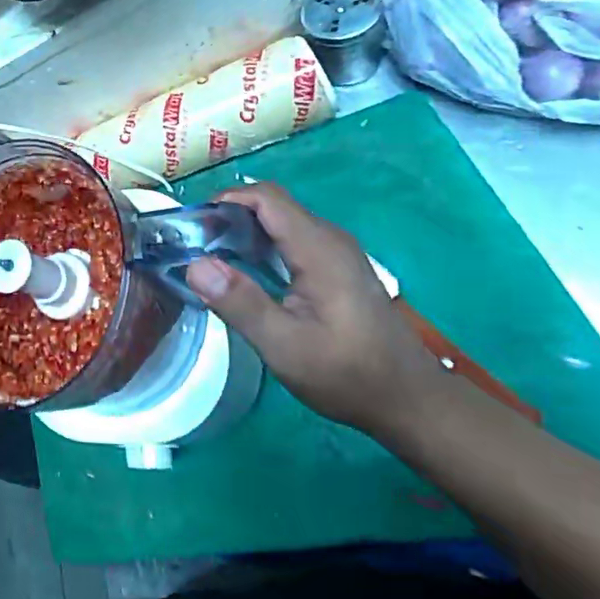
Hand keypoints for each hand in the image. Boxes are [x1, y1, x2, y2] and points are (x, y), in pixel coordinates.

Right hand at [185, 184, 448, 435]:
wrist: (408, 400)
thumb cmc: (346, 373)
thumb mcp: (284, 346)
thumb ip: (240, 302)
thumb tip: (195, 264)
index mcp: (318, 248)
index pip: (265, 198)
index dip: (224, 201)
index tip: (191, 227)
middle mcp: (329, 238)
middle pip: (272, 205)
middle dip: (229, 216)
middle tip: (195, 246)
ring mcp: (336, 252)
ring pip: (281, 222)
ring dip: (244, 231)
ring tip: (211, 259)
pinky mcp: (337, 267)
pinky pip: (292, 239)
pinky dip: (262, 245)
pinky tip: (245, 274)